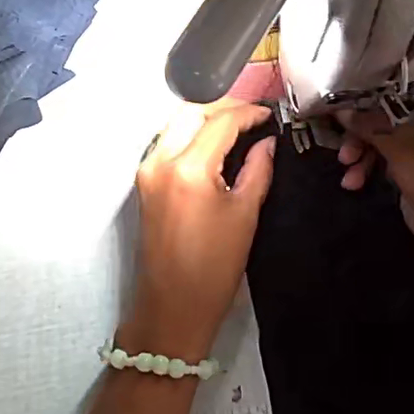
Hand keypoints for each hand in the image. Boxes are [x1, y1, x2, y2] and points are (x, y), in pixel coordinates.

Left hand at [127, 100, 275, 361]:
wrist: (172, 306)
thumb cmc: (215, 266)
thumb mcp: (245, 214)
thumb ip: (258, 169)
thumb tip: (267, 141)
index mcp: (188, 168)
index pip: (220, 122)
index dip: (249, 113)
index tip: (270, 115)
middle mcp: (160, 160)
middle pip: (191, 113)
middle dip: (224, 107)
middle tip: (253, 117)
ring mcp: (147, 170)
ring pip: (176, 124)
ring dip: (205, 118)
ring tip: (238, 127)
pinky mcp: (144, 182)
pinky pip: (168, 142)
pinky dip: (191, 134)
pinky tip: (214, 143)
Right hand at [338, 103, 413, 256]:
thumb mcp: (404, 148)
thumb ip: (371, 126)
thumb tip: (340, 109)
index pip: (394, 94)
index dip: (365, 102)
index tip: (337, 111)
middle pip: (383, 118)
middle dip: (359, 135)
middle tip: (343, 153)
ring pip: (379, 141)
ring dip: (360, 155)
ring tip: (348, 174)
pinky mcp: (411, 172)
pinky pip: (381, 162)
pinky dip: (366, 170)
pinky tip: (353, 183)